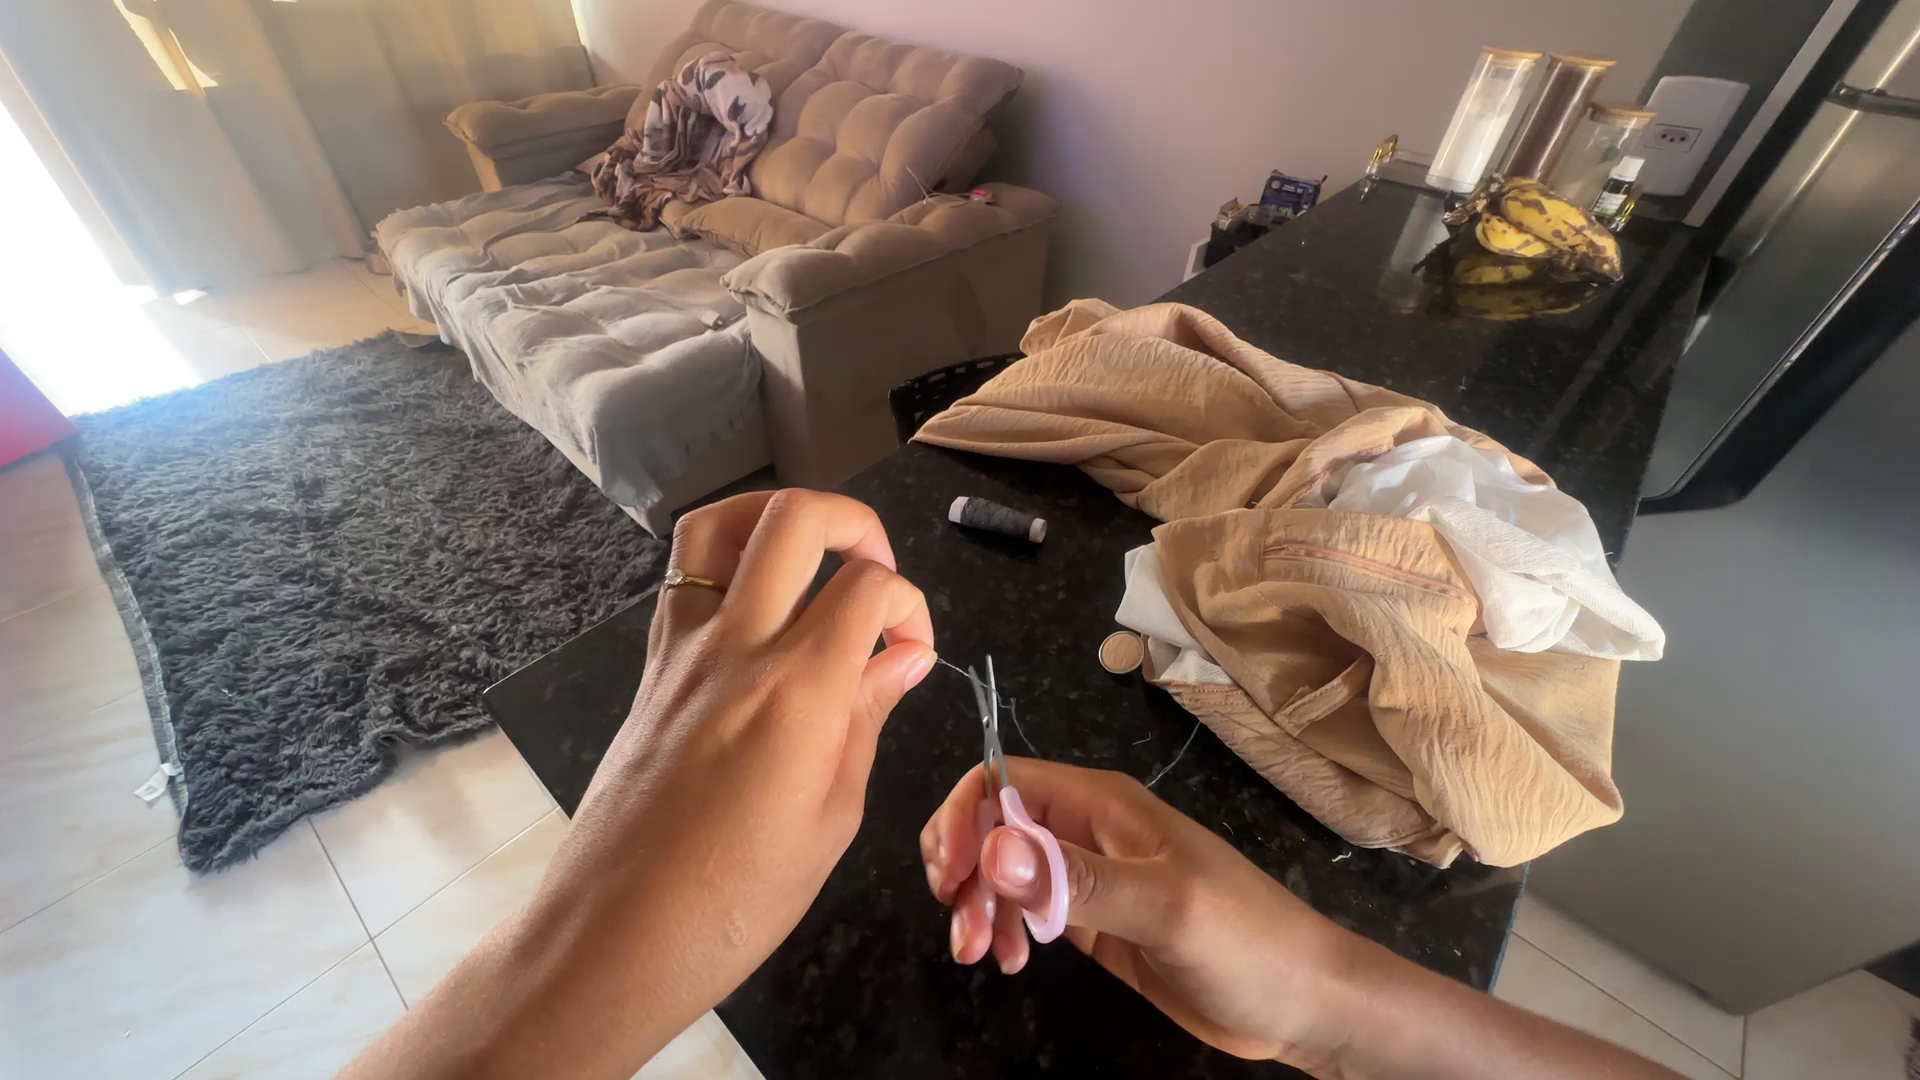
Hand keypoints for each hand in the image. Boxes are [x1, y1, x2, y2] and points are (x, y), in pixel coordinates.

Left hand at [356, 489, 934, 1078]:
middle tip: (878, 567)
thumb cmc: (738, 898)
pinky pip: (686, 571)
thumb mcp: (834, 815)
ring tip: (816, 553)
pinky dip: (734, 554)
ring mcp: (683, 646)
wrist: (611, 937)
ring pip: (722, 523)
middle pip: (796, 518)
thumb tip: (905, 660)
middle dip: (858, 522)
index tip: (915, 653)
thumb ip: (868, 716)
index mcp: (796, 689)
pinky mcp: (653, 661)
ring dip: (781, 516)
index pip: (869, 589)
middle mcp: (738, 645)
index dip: (912, 606)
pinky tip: (764, 598)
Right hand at [920, 759, 1355, 1067]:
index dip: (966, 815)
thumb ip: (1079, 878)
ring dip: (979, 903)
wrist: (1301, 1001)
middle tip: (959, 924)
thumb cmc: (1244, 938)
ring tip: (979, 954)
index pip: (1006, 781)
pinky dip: (1005, 927)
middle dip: (966, 865)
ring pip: (1004, 868)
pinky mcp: (1091, 914)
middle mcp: (1085, 827)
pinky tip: (1010, 960)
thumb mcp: (1164, 907)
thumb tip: (994, 849)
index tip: (949, 872)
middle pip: (995, 823)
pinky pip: (1027, 906)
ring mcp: (1087, 871)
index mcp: (1100, 802)